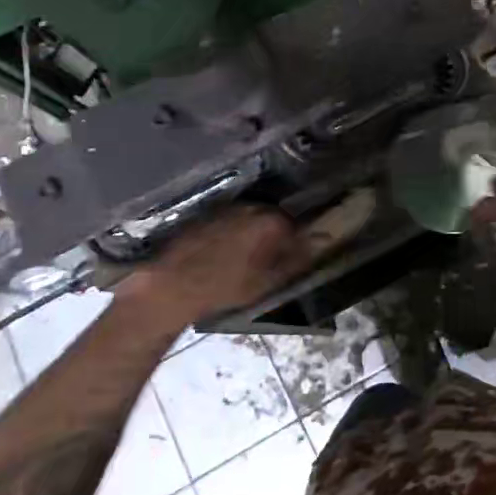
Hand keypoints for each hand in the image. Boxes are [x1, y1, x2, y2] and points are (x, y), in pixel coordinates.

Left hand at [120, 205, 311, 322]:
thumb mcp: (268, 281)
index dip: (297, 243)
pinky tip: (225, 253)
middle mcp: (252, 207)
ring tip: (247, 259)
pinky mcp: (207, 214)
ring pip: (251, 218)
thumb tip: (323, 241)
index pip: (298, 226)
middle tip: (270, 261)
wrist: (172, 284)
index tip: (292, 259)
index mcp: (272, 221)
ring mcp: (227, 208)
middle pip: (274, 218)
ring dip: (254, 234)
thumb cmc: (225, 287)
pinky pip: (231, 220)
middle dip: (276, 236)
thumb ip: (298, 259)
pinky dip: (234, 233)